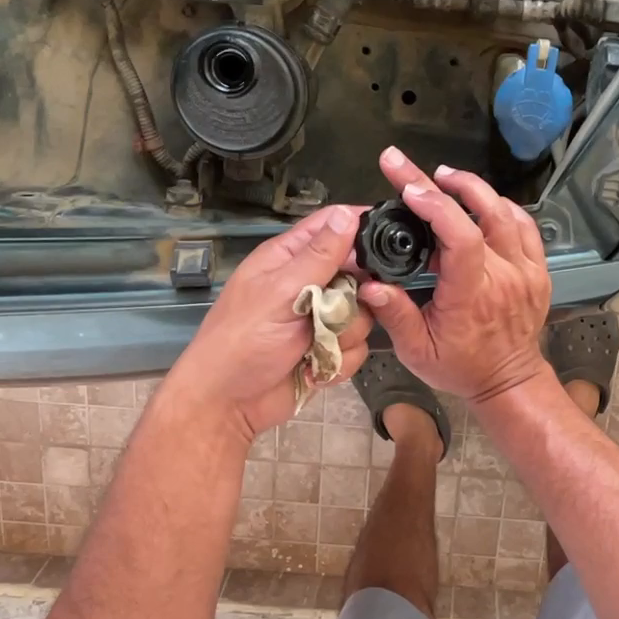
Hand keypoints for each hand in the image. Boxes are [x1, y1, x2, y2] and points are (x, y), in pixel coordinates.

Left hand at [163, 205, 372, 440]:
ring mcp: (320, 319)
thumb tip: (347, 213)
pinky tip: (314, 368)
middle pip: (359, 273)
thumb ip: (319, 256)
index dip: (362, 226)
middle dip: (356, 296)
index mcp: (289, 259)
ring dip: (344, 334)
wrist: (227, 405)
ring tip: (315, 347)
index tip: (390, 235)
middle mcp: (308, 284)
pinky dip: (339, 361)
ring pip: (364, 314)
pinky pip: (357, 347)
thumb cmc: (243, 341)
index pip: (333, 225)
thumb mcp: (280, 292)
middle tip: (338, 309)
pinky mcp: (328, 351)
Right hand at [358, 147, 551, 403]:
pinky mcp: (537, 269)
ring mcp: (526, 270)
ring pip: (506, 213)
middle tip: (411, 169)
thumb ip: (395, 315)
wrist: (510, 381)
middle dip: (445, 184)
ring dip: (474, 189)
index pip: (460, 237)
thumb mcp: (418, 351)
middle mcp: (505, 276)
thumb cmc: (462, 367)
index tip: (409, 187)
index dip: (436, 206)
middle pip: (482, 214)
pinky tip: (481, 201)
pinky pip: (525, 225)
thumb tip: (369, 285)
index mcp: (473, 294)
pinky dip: (502, 206)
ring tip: (443, 177)